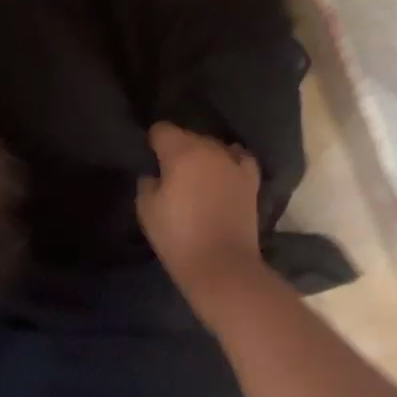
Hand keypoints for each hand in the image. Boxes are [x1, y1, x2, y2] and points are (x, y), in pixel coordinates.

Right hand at [136, 122, 262, 299]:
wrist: (222, 266)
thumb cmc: (178, 237)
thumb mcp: (146, 209)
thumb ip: (147, 182)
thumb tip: (156, 174)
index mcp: (180, 151)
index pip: (162, 130)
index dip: (153, 142)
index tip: (150, 159)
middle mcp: (209, 149)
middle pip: (188, 136)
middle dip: (178, 148)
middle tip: (171, 173)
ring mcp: (233, 163)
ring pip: (213, 146)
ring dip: (203, 156)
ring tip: (197, 176)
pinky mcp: (251, 181)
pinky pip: (239, 158)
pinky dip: (230, 161)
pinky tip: (225, 171)